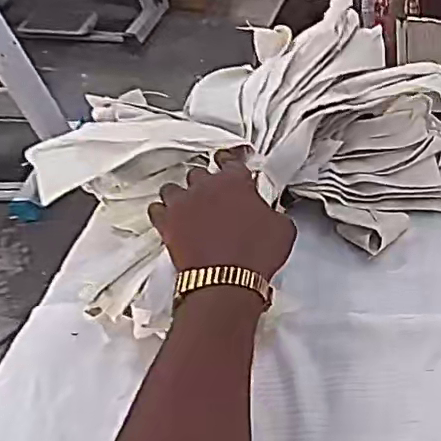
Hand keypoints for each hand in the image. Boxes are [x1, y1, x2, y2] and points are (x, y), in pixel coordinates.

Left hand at [148, 159, 296, 279]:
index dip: (232, 161)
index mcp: (235, 182)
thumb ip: (273, 211)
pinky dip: (164, 212)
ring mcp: (182, 203)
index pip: (230, 160)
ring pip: (175, 187)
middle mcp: (205, 186)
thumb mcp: (283, 228)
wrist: (227, 281)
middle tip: (220, 197)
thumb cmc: (253, 255)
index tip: (232, 164)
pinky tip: (174, 219)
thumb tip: (271, 214)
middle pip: (201, 172)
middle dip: (209, 183)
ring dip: (184, 195)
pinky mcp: (166, 223)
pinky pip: (157, 209)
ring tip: (195, 207)